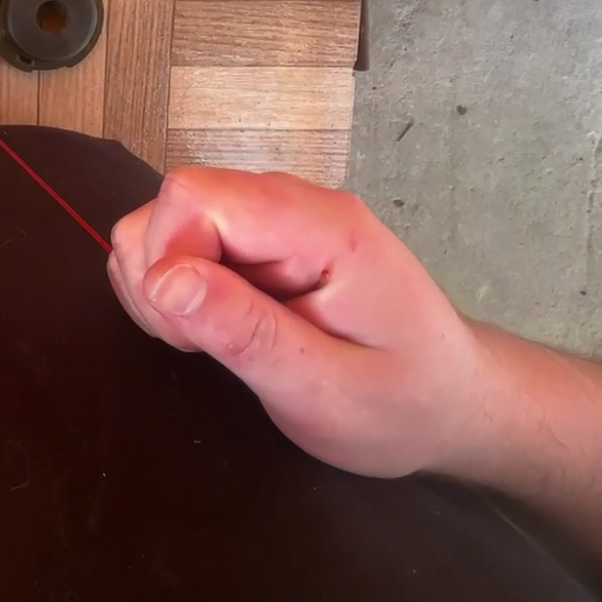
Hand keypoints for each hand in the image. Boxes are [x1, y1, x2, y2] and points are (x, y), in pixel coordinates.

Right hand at [106, 168, 495, 477]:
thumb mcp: (327, 391)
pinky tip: (203, 320)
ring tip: (205, 336)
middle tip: (198, 342)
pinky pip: (167, 238)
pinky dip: (162, 284)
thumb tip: (162, 280)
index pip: (194, 197)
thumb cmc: (400, 404)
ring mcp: (261, 212)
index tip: (191, 332)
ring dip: (154, 283)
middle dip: (157, 276)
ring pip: (158, 218)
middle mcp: (283, 200)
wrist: (446, 399)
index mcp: (319, 225)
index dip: (168, 259)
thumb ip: (246, 332)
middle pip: (171, 202)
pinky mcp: (242, 233)